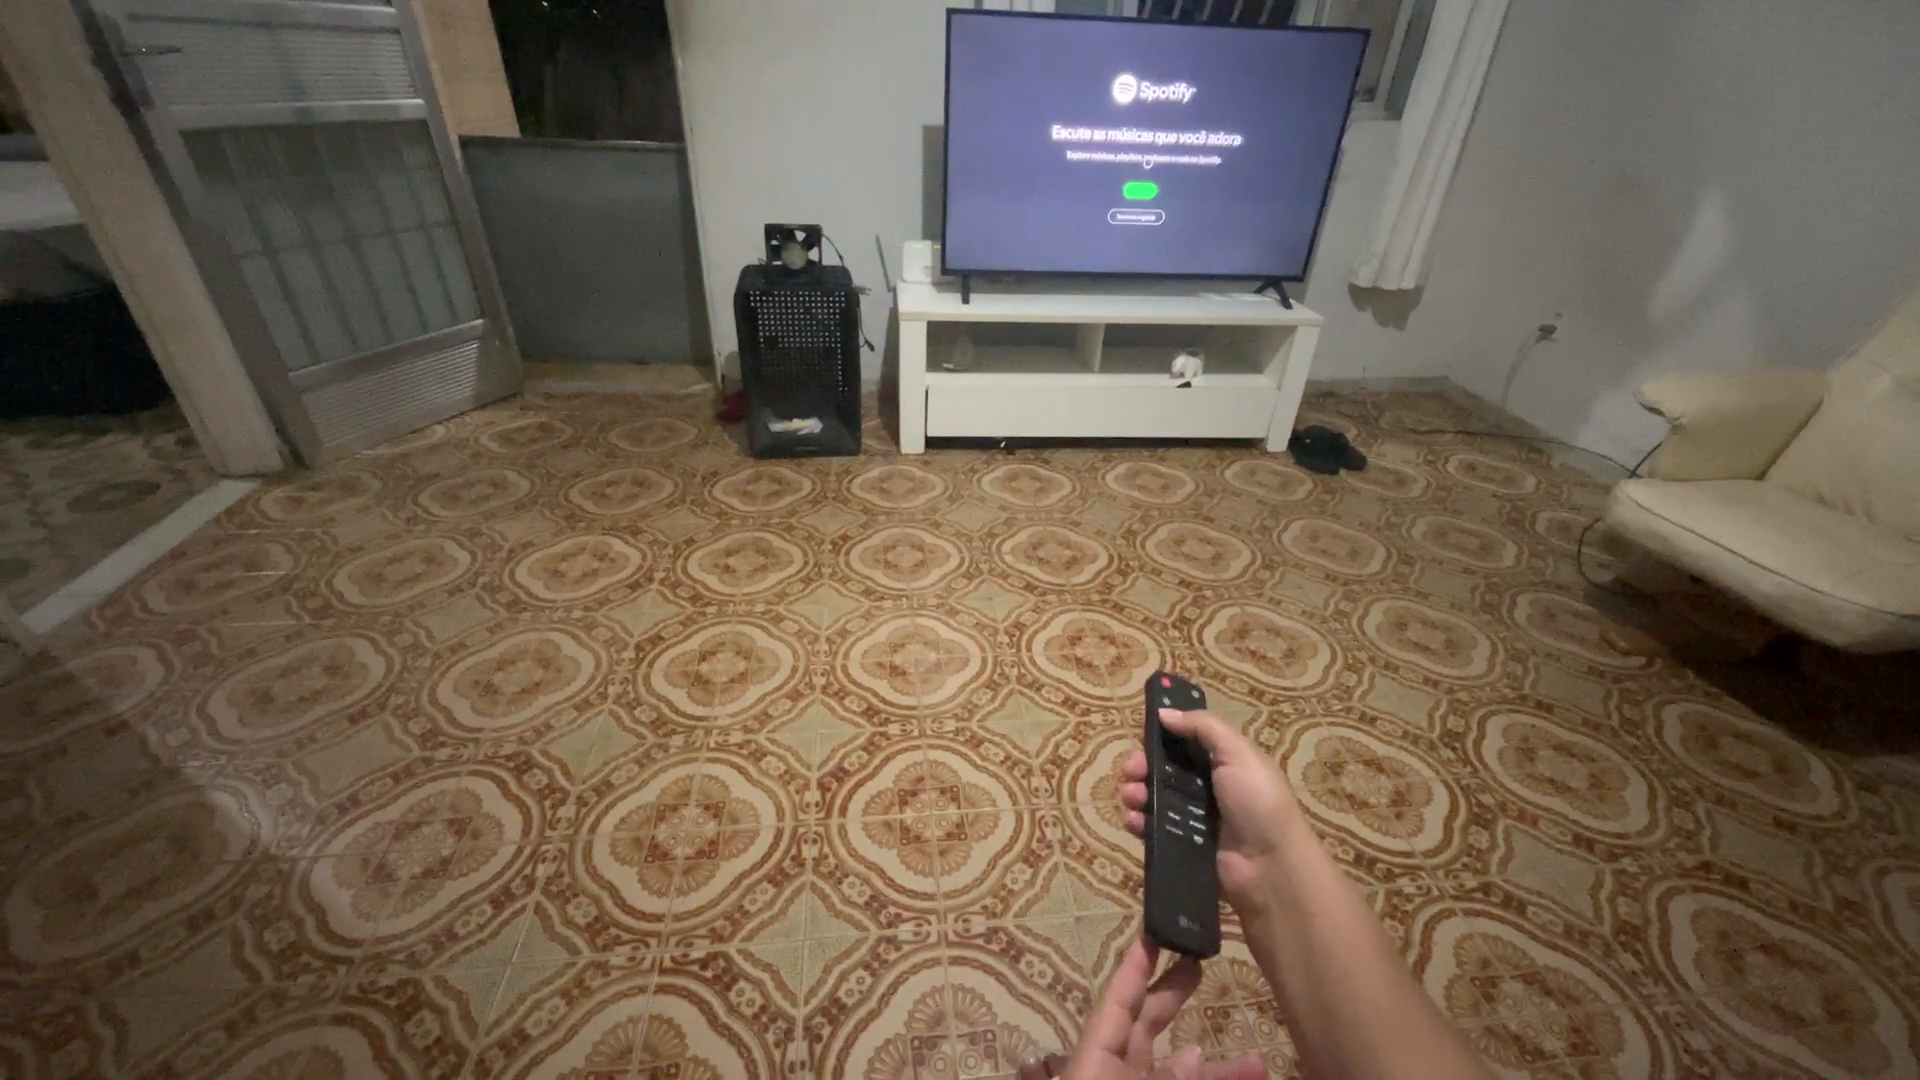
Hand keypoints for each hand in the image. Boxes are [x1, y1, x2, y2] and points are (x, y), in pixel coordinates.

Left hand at [1021, 938, 1264, 1078]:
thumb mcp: (1115, 1078)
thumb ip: (1168, 1078)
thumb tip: (1194, 1054)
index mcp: (1094, 1067)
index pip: (1115, 1007)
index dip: (1133, 970)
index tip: (1152, 935)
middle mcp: (1115, 1079)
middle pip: (1144, 1029)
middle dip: (1172, 998)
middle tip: (1199, 962)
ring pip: (1177, 1075)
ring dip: (1216, 1069)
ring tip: (1259, 1061)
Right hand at [1119, 709, 1301, 913]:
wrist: (1270, 867)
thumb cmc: (1258, 801)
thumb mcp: (1238, 753)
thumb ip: (1202, 726)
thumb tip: (1164, 713)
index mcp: (1221, 762)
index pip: (1182, 742)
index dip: (1161, 736)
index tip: (1143, 736)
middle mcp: (1205, 787)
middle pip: (1160, 769)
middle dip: (1140, 765)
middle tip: (1132, 770)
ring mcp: (1191, 817)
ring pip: (1151, 797)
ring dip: (1135, 792)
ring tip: (1132, 797)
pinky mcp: (1181, 844)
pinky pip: (1151, 828)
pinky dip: (1137, 821)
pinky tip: (1134, 820)